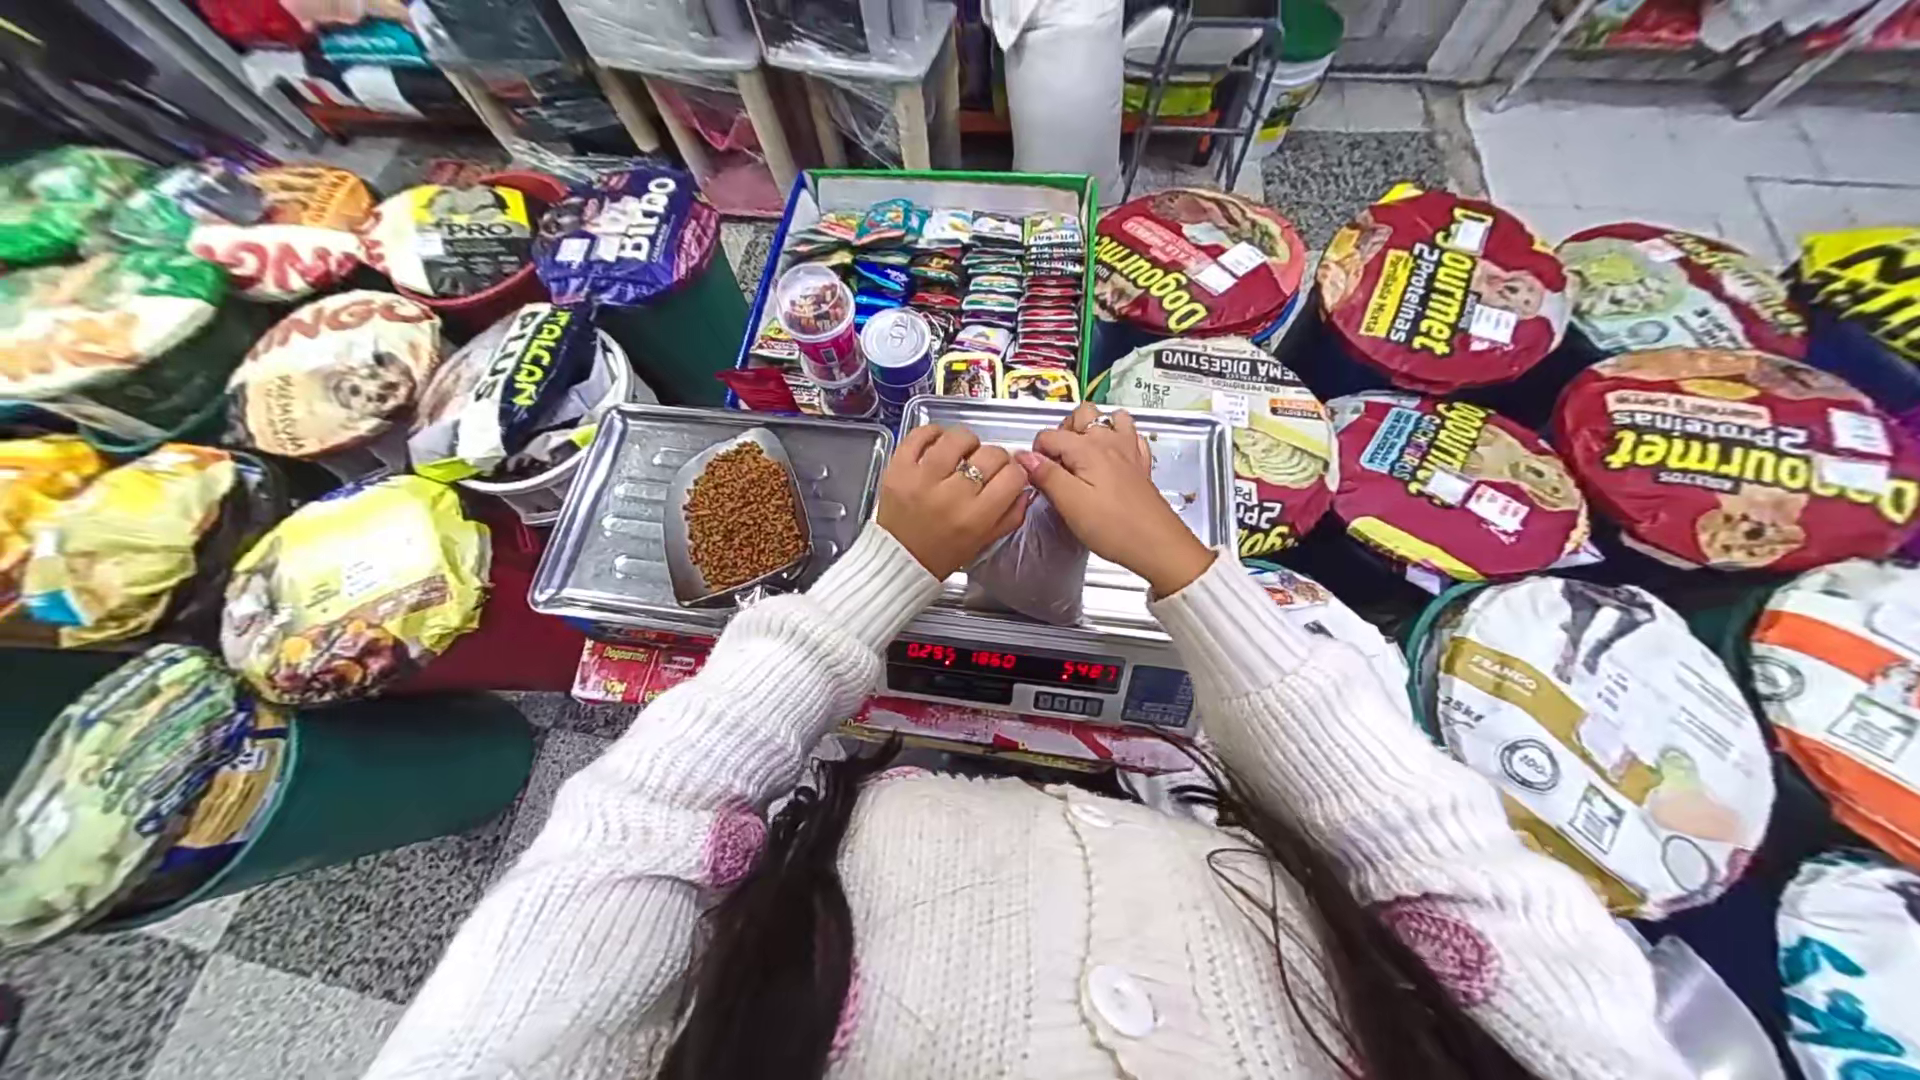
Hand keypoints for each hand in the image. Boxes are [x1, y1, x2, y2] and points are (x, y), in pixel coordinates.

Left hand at [876, 424, 1032, 577]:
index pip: (1013, 476)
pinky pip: (920, 435)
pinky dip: (934, 433)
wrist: (898, 558)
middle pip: (990, 455)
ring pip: (957, 438)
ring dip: (967, 441)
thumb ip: (1011, 515)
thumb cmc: (943, 553)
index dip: (1016, 471)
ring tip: (963, 452)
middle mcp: (951, 496)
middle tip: (986, 466)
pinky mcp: (898, 468)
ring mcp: (922, 479)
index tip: (1008, 475)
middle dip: (995, 457)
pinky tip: (939, 444)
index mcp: (976, 518)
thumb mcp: (984, 541)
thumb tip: (1025, 487)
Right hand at [1016, 404, 1214, 595]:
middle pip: (1081, 415)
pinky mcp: (1141, 466)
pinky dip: (1118, 438)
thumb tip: (1024, 457)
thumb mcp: (1070, 503)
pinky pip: (1130, 436)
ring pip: (1108, 419)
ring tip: (1081, 455)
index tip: (1036, 475)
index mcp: (1088, 449)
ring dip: (1092, 429)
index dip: (1036, 453)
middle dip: (1063, 432)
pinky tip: (1110, 458)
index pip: (1049, 435)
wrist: (1157, 544)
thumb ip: (1046, 475)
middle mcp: (1110, 442)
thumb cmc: (1114, 527)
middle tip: (1056, 463)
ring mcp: (1129, 451)